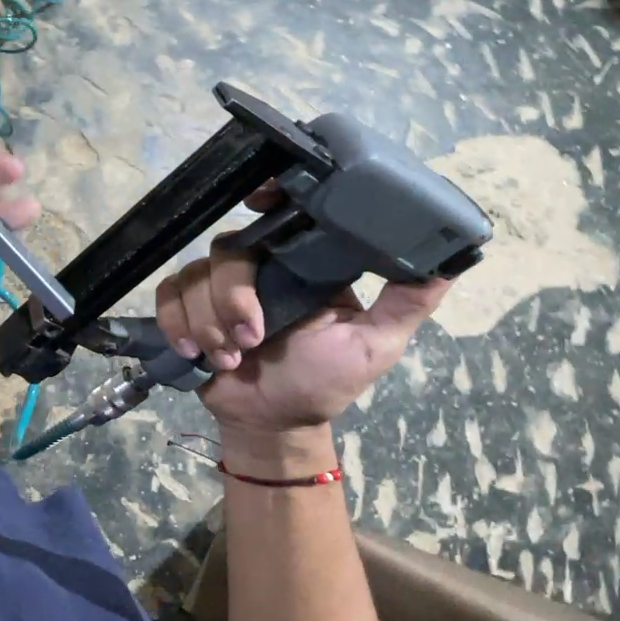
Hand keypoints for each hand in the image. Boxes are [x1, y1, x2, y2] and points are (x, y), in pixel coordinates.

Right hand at [154, 187, 451, 464]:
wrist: (271, 422)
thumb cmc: (324, 381)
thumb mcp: (374, 343)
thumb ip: (405, 302)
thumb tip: (454, 258)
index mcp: (297, 265)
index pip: (277, 216)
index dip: (265, 198)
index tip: (256, 199)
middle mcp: (253, 268)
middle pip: (227, 252)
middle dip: (232, 299)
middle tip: (251, 339)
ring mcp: (213, 288)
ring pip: (192, 279)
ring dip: (207, 325)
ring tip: (229, 359)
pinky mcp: (183, 310)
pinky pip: (166, 298)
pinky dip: (175, 326)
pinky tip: (193, 353)